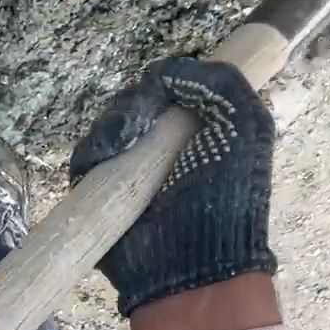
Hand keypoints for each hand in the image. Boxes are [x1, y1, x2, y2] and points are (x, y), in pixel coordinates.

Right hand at [68, 58, 277, 316]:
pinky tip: (102, 161)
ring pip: (104, 131)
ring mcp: (129, 173)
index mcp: (197, 131)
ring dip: (108, 131)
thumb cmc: (226, 195)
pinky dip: (88, 156)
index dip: (157, 85)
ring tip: (119, 148)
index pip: (165, 91)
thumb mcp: (246, 127)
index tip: (157, 91)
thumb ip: (220, 83)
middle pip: (130, 107)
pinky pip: (83, 162)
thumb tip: (165, 70)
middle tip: (136, 126)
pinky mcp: (100, 195)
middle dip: (129, 109)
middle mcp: (162, 149)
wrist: (192, 258)